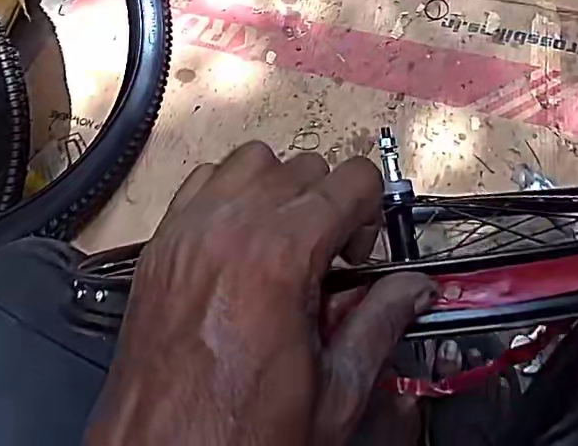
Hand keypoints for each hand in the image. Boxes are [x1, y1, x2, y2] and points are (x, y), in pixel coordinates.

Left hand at [85, 142, 436, 445]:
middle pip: (308, 167)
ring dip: (279, 188)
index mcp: (282, 255)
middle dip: (330, 204)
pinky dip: (230, 192)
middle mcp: (233, 226)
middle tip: (328, 255)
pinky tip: (239, 236)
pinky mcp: (165, 238)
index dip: (370, 211)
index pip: (353, 178)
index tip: (361, 248)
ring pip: (255, 159)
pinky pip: (205, 179)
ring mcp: (193, 226)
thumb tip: (411, 289)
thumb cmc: (234, 436)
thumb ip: (379, 323)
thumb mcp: (332, 393)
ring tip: (284, 237)